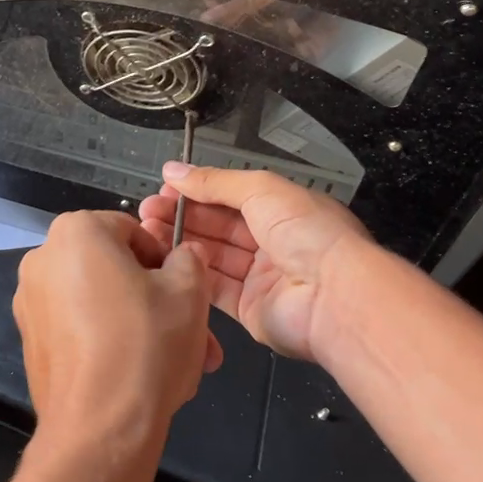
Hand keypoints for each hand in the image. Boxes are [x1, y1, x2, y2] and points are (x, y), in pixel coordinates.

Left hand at [12, 211, 222, 442]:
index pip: (133, 230)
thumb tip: (185, 254)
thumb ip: (189, 260)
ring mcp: (31, 301)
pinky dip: (109, 342)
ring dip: (141, 325)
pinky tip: (140, 376)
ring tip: (180, 364)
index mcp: (75, 231)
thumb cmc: (145, 344)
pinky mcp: (32, 342)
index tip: (186, 293)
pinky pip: (80, 329)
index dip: (166, 260)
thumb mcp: (188, 292)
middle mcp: (43, 258)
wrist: (99, 429)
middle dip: (159, 300)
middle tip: (194, 334)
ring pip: (101, 302)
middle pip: (115, 270)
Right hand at [138, 162, 372, 360]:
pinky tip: (167, 258)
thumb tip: (172, 170)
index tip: (162, 188)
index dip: (196, 191)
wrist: (336, 297)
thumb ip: (214, 181)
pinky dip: (192, 272)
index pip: (230, 196)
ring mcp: (262, 278)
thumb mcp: (259, 189)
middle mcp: (273, 242)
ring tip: (147, 231)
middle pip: (218, 226)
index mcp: (282, 209)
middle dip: (182, 215)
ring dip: (181, 241)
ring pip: (212, 255)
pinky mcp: (250, 310)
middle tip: (146, 210)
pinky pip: (215, 288)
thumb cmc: (304, 231)